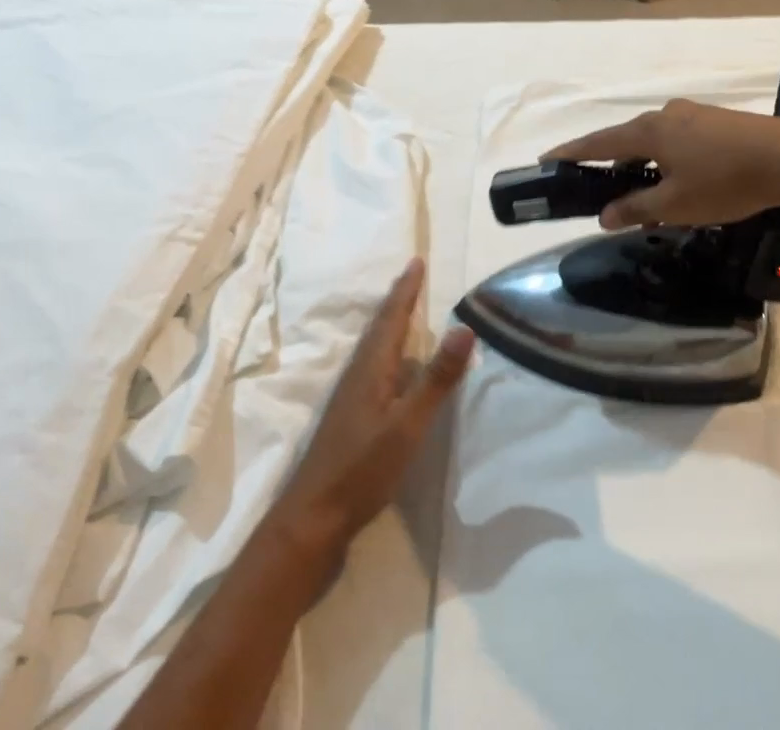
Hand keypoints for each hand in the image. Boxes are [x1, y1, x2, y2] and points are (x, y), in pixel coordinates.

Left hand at [280, 259, 474, 552]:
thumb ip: (437, 379)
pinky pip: (376, 370)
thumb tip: (465, 327)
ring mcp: (352, 400)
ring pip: (375, 351)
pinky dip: (391, 355)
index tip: (415, 261)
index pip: (391, 320)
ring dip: (392, 326)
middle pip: (380, 330)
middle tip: (413, 277)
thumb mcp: (408, 424)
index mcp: (371, 372)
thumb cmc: (362, 469)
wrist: (314, 518)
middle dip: (397, 302)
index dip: (405, 291)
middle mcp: (358, 378)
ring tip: (407, 312)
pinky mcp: (352, 420)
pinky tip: (397, 370)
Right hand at [543, 100, 779, 228]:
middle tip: (603, 194)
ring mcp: (696, 116)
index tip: (547, 162)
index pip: (597, 142)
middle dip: (614, 167)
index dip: (571, 154)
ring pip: (657, 143)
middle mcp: (667, 115)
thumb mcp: (675, 204)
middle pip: (628, 141)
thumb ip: (636, 208)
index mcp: (648, 131)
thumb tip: (605, 215)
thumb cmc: (725, 182)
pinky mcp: (720, 123)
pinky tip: (683, 187)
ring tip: (647, 200)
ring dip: (646, 169)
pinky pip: (681, 144)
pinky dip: (670, 164)